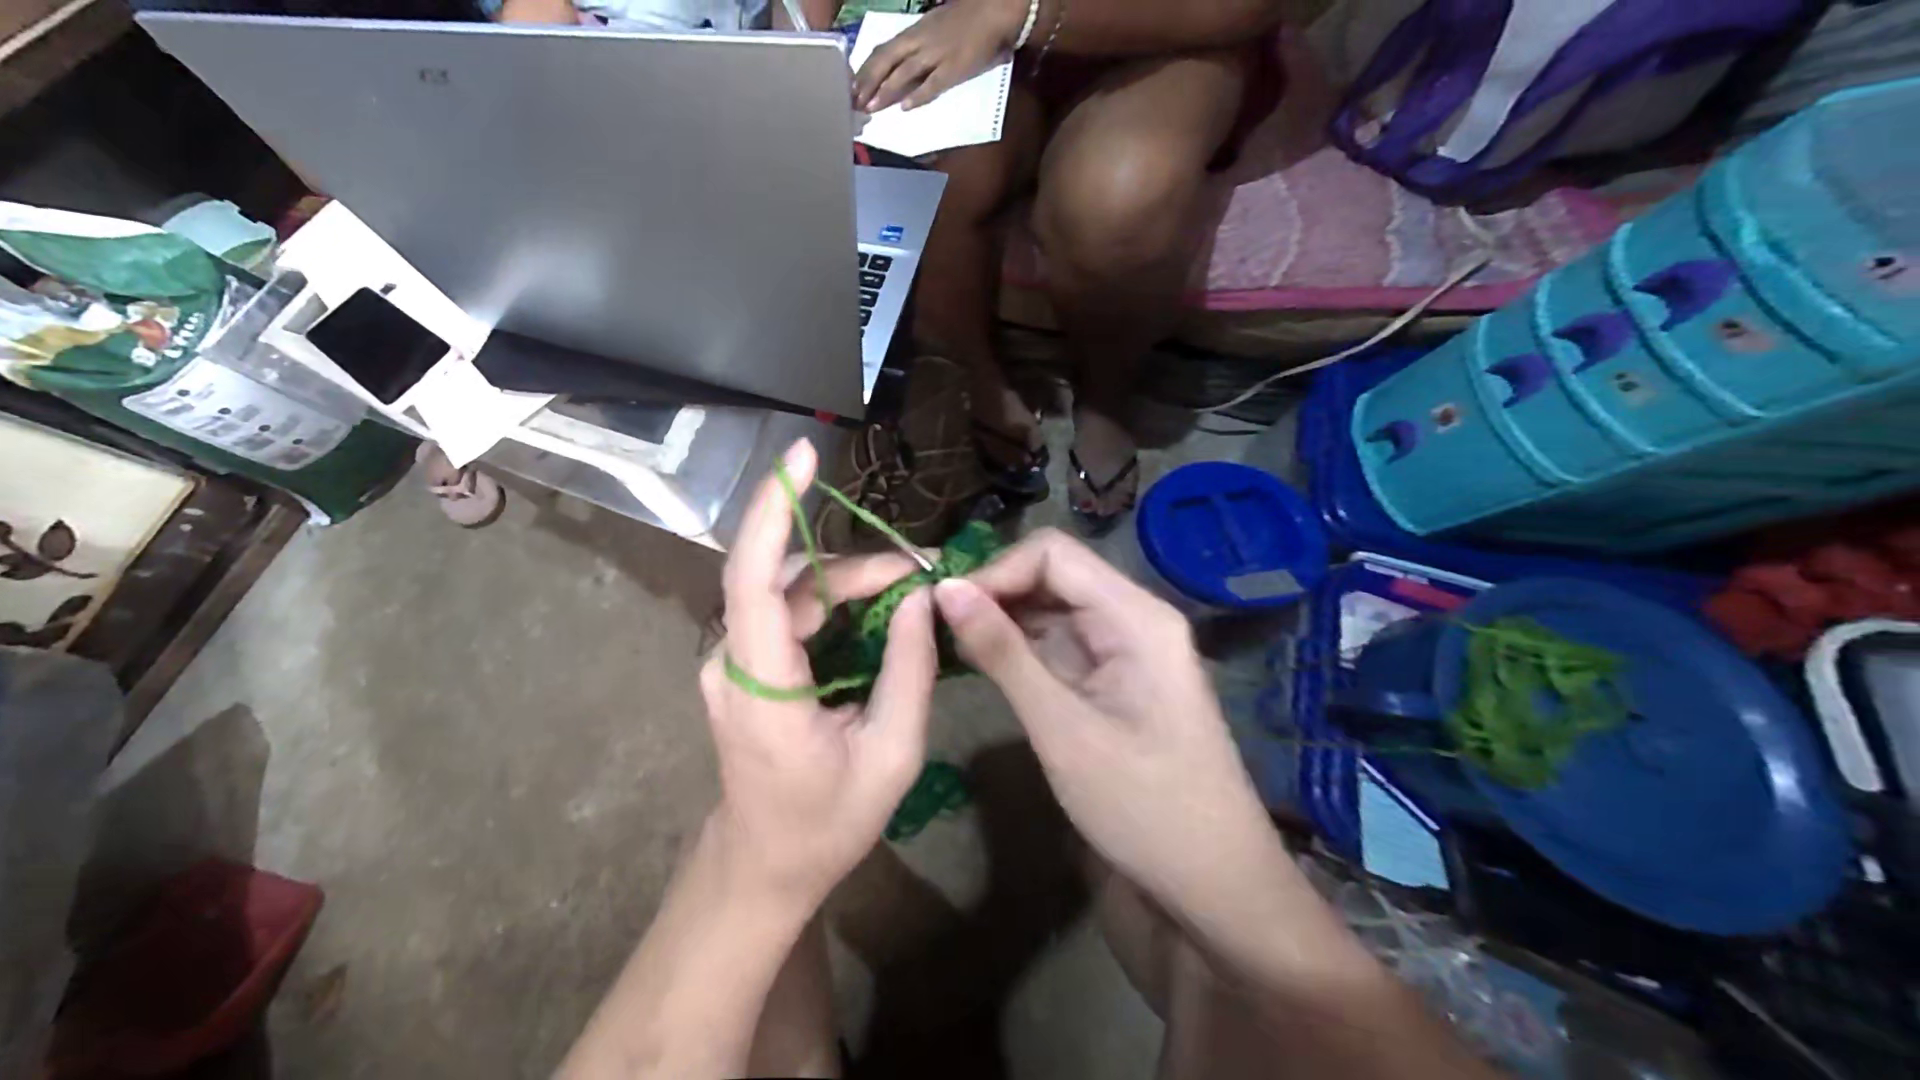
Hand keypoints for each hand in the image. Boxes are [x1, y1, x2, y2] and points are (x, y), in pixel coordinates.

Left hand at [699, 439, 936, 910]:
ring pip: (790, 594)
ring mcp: (732, 664)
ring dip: (849, 583)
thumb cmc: (826, 824)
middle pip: (786, 580)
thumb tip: (925, 599)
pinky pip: (789, 615)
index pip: (753, 578)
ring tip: (910, 589)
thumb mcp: (891, 755)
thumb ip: (910, 670)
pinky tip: (878, 610)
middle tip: (919, 570)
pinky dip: (834, 603)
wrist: (763, 867)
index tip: (803, 455)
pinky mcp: (745, 667)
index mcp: (760, 687)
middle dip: (854, 564)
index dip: (775, 509)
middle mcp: (732, 663)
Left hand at [853, 0, 1026, 112]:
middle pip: (886, 60)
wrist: (997, 10)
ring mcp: (936, 54)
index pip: (883, 50)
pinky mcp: (953, 68)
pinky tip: (905, 108)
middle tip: (853, 101)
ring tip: (871, 107)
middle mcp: (920, 41)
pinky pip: (932, 84)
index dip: (866, 69)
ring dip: (885, 91)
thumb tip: (907, 65)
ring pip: (903, 73)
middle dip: (867, 82)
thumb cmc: (969, 17)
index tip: (852, 86)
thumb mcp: (937, 27)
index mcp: (915, 31)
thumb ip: (921, 45)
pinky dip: (917, 96)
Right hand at [932, 529, 1280, 917]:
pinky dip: (1017, 649)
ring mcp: (1122, 651)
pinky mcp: (1110, 681)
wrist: (1213, 887)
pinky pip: (1057, 645)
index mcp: (1135, 616)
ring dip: (1000, 619)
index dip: (994, 570)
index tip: (942, 606)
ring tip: (946, 643)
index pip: (1053, 555)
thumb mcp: (1063, 728)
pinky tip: (978, 663)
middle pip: (1053, 576)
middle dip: (993, 591)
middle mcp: (1132, 619)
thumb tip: (944, 589)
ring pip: (1050, 610)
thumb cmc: (1144, 807)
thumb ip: (1003, 654)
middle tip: (934, 626)